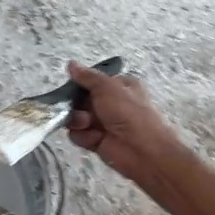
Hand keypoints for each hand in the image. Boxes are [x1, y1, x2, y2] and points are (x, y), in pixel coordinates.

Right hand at [63, 60, 187, 183]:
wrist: (143, 151)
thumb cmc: (128, 113)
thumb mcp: (108, 87)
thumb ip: (87, 77)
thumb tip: (71, 63)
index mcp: (119, 87)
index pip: (92, 81)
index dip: (80, 84)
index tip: (72, 86)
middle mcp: (111, 103)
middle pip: (80, 100)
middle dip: (75, 105)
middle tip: (79, 108)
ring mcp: (103, 123)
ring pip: (76, 117)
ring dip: (77, 120)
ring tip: (87, 124)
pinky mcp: (97, 140)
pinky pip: (79, 134)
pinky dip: (83, 136)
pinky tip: (94, 138)